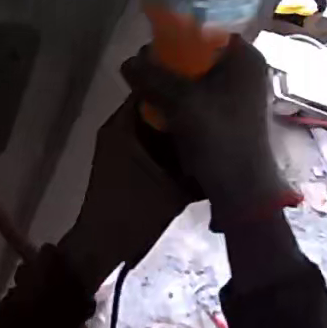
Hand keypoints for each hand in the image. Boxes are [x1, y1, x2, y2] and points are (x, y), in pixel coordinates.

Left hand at [56, 98, 197, 291]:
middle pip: (152, 105)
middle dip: (179, 106)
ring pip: (150, 125)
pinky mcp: (122, 162)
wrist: (102, 245)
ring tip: (207, 125)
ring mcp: (117, 145)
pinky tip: (192, 150)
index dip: (176, 82)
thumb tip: (224, 147)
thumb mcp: (172, 188)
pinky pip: (146, 142)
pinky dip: (165, 144)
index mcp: (122, 126)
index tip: (204, 83)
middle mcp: (117, 129)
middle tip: (212, 105)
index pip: (149, 87)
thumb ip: (196, 165)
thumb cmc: (133, 212)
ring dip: (173, 127)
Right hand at [120, 36, 297, 231]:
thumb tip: (127, 62)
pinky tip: (163, 108)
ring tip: (150, 89)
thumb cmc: (218, 137)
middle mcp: (246, 69)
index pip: (207, 27)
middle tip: (146, 69)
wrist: (242, 190)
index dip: (177, 31)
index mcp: (244, 56)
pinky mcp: (231, 114)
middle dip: (170, 59)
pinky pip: (201, 94)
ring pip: (198, 75)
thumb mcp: (180, 101)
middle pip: (200, 51)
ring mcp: (240, 93)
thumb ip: (151, 76)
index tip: (151, 42)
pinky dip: (182, 97)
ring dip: (173, 81)